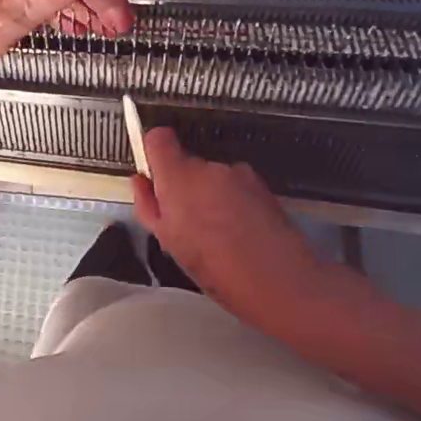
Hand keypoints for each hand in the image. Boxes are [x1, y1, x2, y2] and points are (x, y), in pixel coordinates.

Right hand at [132, 127, 374, 340]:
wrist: (281, 281)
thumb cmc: (217, 269)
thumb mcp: (169, 243)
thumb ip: (149, 206)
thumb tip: (140, 181)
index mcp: (180, 178)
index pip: (158, 138)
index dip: (152, 153)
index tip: (154, 177)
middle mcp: (209, 168)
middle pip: (186, 163)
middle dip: (182, 186)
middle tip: (186, 224)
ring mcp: (238, 174)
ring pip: (211, 177)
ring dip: (208, 196)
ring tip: (216, 234)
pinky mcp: (261, 185)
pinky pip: (234, 186)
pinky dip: (231, 201)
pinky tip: (238, 232)